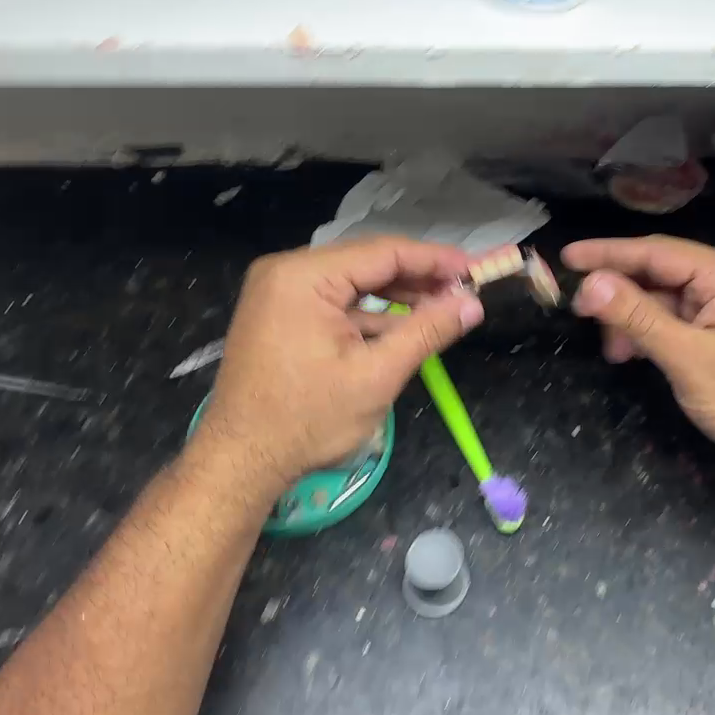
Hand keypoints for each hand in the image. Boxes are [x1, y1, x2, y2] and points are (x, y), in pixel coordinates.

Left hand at [195, 237, 483, 491]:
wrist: (239, 461)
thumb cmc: (307, 420)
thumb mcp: (376, 375)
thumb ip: (427, 331)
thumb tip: (472, 303)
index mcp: (304, 276)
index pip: (383, 252)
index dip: (434, 259)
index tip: (475, 268)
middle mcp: (286, 271)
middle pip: (366, 262)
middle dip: (417, 278)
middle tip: (464, 291)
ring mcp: (277, 292)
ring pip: (351, 282)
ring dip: (395, 296)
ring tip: (442, 308)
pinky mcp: (278, 314)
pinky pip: (332, 301)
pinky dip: (367, 313)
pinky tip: (402, 327)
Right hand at [562, 236, 714, 470]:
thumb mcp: (689, 359)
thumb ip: (638, 317)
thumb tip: (590, 283)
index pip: (655, 251)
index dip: (607, 253)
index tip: (565, 257)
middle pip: (658, 274)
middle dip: (618, 294)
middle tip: (580, 315)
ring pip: (665, 301)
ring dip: (633, 321)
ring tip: (612, 351)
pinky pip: (678, 323)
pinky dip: (652, 336)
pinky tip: (634, 355)